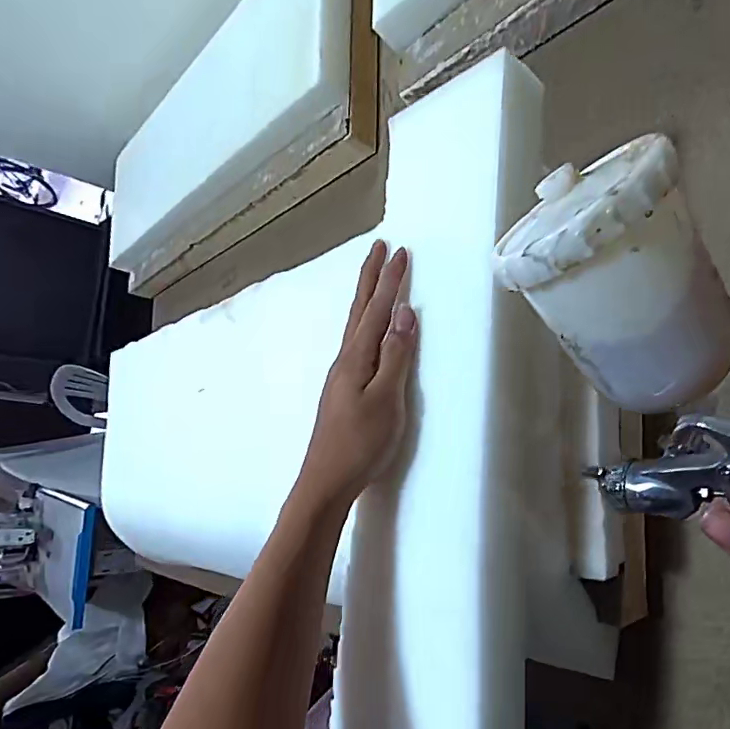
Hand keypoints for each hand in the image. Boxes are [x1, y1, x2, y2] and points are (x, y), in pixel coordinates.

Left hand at [294, 241, 416, 510]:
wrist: (326, 481)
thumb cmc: (360, 444)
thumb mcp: (386, 399)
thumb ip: (395, 356)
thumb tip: (403, 313)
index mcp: (356, 359)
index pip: (377, 311)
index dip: (390, 282)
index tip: (400, 251)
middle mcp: (344, 361)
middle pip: (359, 311)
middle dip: (371, 278)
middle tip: (379, 247)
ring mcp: (341, 377)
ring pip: (355, 326)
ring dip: (366, 299)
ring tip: (374, 279)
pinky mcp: (343, 391)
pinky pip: (356, 344)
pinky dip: (364, 325)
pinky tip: (365, 331)